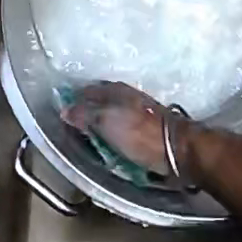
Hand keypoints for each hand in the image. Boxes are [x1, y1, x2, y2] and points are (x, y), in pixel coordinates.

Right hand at [61, 81, 184, 177]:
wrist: (179, 151)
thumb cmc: (140, 134)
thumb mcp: (106, 122)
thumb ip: (84, 114)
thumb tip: (64, 109)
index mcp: (116, 90)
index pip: (87, 90)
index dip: (73, 100)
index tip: (62, 114)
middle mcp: (127, 96)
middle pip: (100, 102)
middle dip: (86, 112)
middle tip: (73, 129)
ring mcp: (139, 112)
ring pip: (111, 115)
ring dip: (100, 125)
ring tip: (89, 139)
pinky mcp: (147, 129)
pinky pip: (122, 129)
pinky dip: (113, 135)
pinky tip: (109, 144)